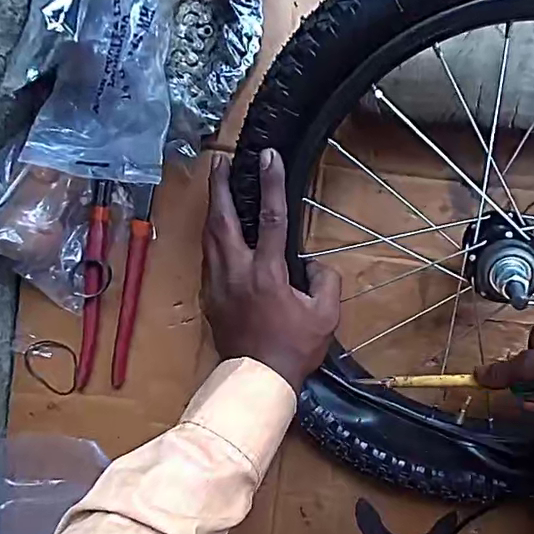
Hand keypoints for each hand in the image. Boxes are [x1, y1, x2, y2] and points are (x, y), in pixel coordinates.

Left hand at [203, 148, 339, 389]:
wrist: (257, 377)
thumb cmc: (293, 348)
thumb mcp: (325, 316)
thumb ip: (326, 282)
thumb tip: (314, 265)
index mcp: (267, 272)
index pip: (272, 218)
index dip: (271, 183)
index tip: (267, 156)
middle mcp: (237, 271)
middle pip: (223, 219)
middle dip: (220, 186)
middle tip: (219, 161)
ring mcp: (217, 283)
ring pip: (209, 237)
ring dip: (212, 209)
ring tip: (216, 188)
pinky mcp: (209, 296)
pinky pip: (207, 258)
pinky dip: (211, 237)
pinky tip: (216, 232)